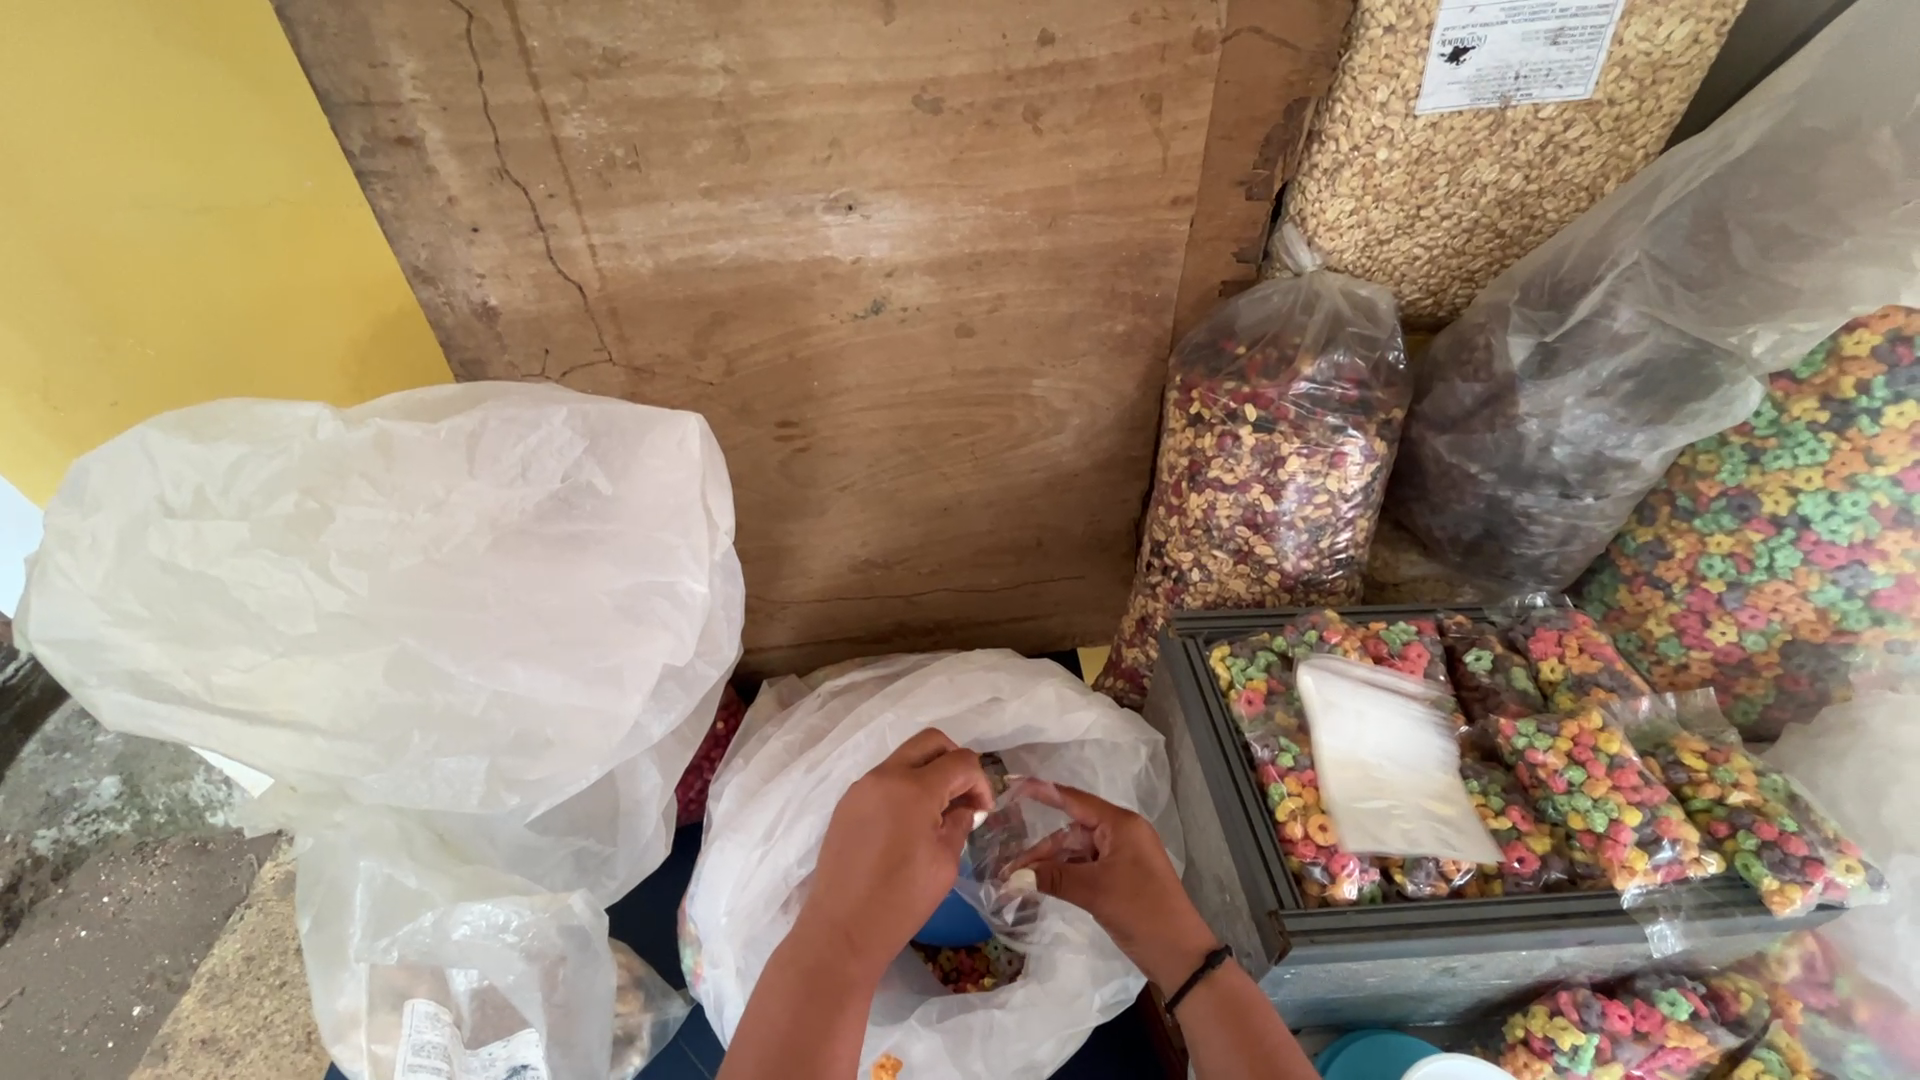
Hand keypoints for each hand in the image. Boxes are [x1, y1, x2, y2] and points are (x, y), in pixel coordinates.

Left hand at [796, 729, 993, 976]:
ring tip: (937, 813)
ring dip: (928, 773)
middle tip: (963, 795)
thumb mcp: (945, 862)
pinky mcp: (847, 803)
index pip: (961, 761)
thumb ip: (959, 823)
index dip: (980, 781)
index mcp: (914, 788)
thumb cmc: (901, 900)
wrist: (841, 930)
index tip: (982, 810)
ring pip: (904, 758)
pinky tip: (909, 824)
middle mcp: (885, 776)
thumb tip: (964, 807)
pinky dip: (904, 788)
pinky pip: (884, 779)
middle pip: (930, 741)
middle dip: (955, 761)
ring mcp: (862, 787)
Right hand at [1009, 781, 1218, 993]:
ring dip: (1051, 865)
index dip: (1042, 791)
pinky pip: (1086, 867)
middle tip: (1009, 869)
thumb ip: (1052, 878)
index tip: (1013, 784)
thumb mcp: (1094, 892)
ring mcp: (1122, 856)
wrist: (1181, 956)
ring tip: (1019, 882)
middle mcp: (1121, 833)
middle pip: (1072, 831)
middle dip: (1041, 849)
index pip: (1074, 799)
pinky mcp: (1121, 877)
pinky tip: (1043, 886)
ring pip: (1077, 852)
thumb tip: (1012, 877)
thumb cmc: (1142, 911)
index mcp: (1120, 824)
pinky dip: (1065, 875)